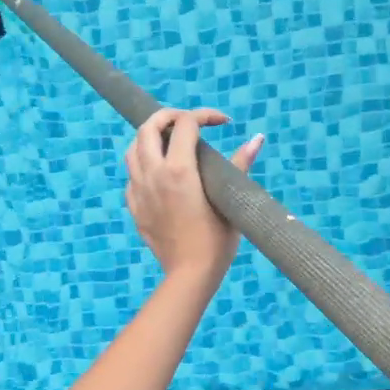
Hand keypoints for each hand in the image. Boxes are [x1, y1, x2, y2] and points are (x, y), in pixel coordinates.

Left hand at [123, 107, 263, 281]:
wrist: (189, 275)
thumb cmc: (215, 242)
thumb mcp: (230, 202)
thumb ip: (240, 166)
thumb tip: (257, 139)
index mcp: (179, 171)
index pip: (186, 124)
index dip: (205, 115)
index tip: (222, 122)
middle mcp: (153, 175)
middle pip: (148, 127)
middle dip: (169, 116)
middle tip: (189, 122)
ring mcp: (139, 191)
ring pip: (133, 149)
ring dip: (150, 138)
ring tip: (170, 143)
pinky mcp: (134, 207)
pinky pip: (131, 176)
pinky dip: (143, 165)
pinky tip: (160, 174)